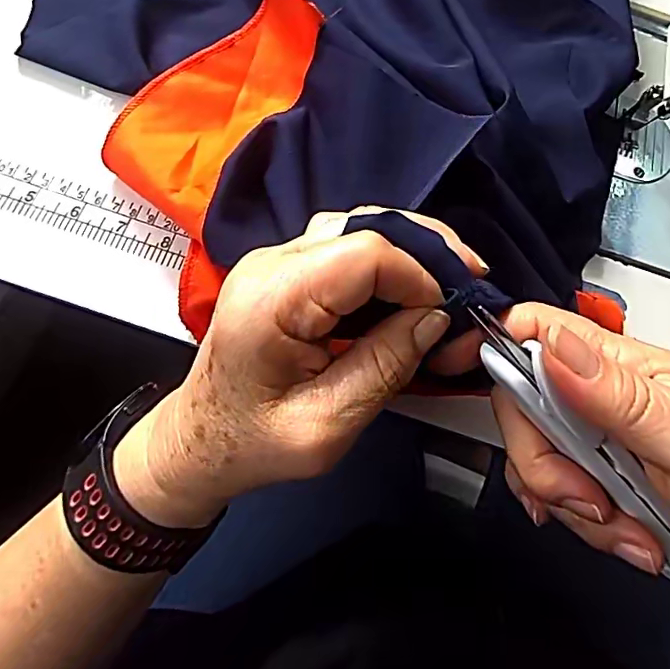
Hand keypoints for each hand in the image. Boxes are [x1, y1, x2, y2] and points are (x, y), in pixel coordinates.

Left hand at [113, 209, 483, 526]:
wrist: (200, 436)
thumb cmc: (250, 441)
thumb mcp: (326, 425)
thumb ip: (384, 366)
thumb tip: (435, 318)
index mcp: (271, 298)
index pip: (365, 252)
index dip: (422, 275)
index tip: (451, 314)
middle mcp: (269, 264)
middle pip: (364, 227)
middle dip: (426, 253)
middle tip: (469, 287)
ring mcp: (272, 261)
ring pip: (356, 229)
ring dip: (408, 255)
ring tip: (446, 291)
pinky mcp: (281, 270)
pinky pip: (342, 248)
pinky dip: (383, 266)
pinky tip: (409, 292)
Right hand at [438, 301, 669, 639]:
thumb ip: (631, 400)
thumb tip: (556, 346)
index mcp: (632, 368)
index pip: (540, 327)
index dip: (494, 339)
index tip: (462, 369)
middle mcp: (607, 395)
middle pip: (520, 400)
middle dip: (540, 459)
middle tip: (586, 498)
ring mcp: (601, 439)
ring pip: (533, 452)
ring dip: (569, 502)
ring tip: (629, 530)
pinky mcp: (601, 478)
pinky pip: (553, 490)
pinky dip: (578, 521)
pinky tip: (624, 536)